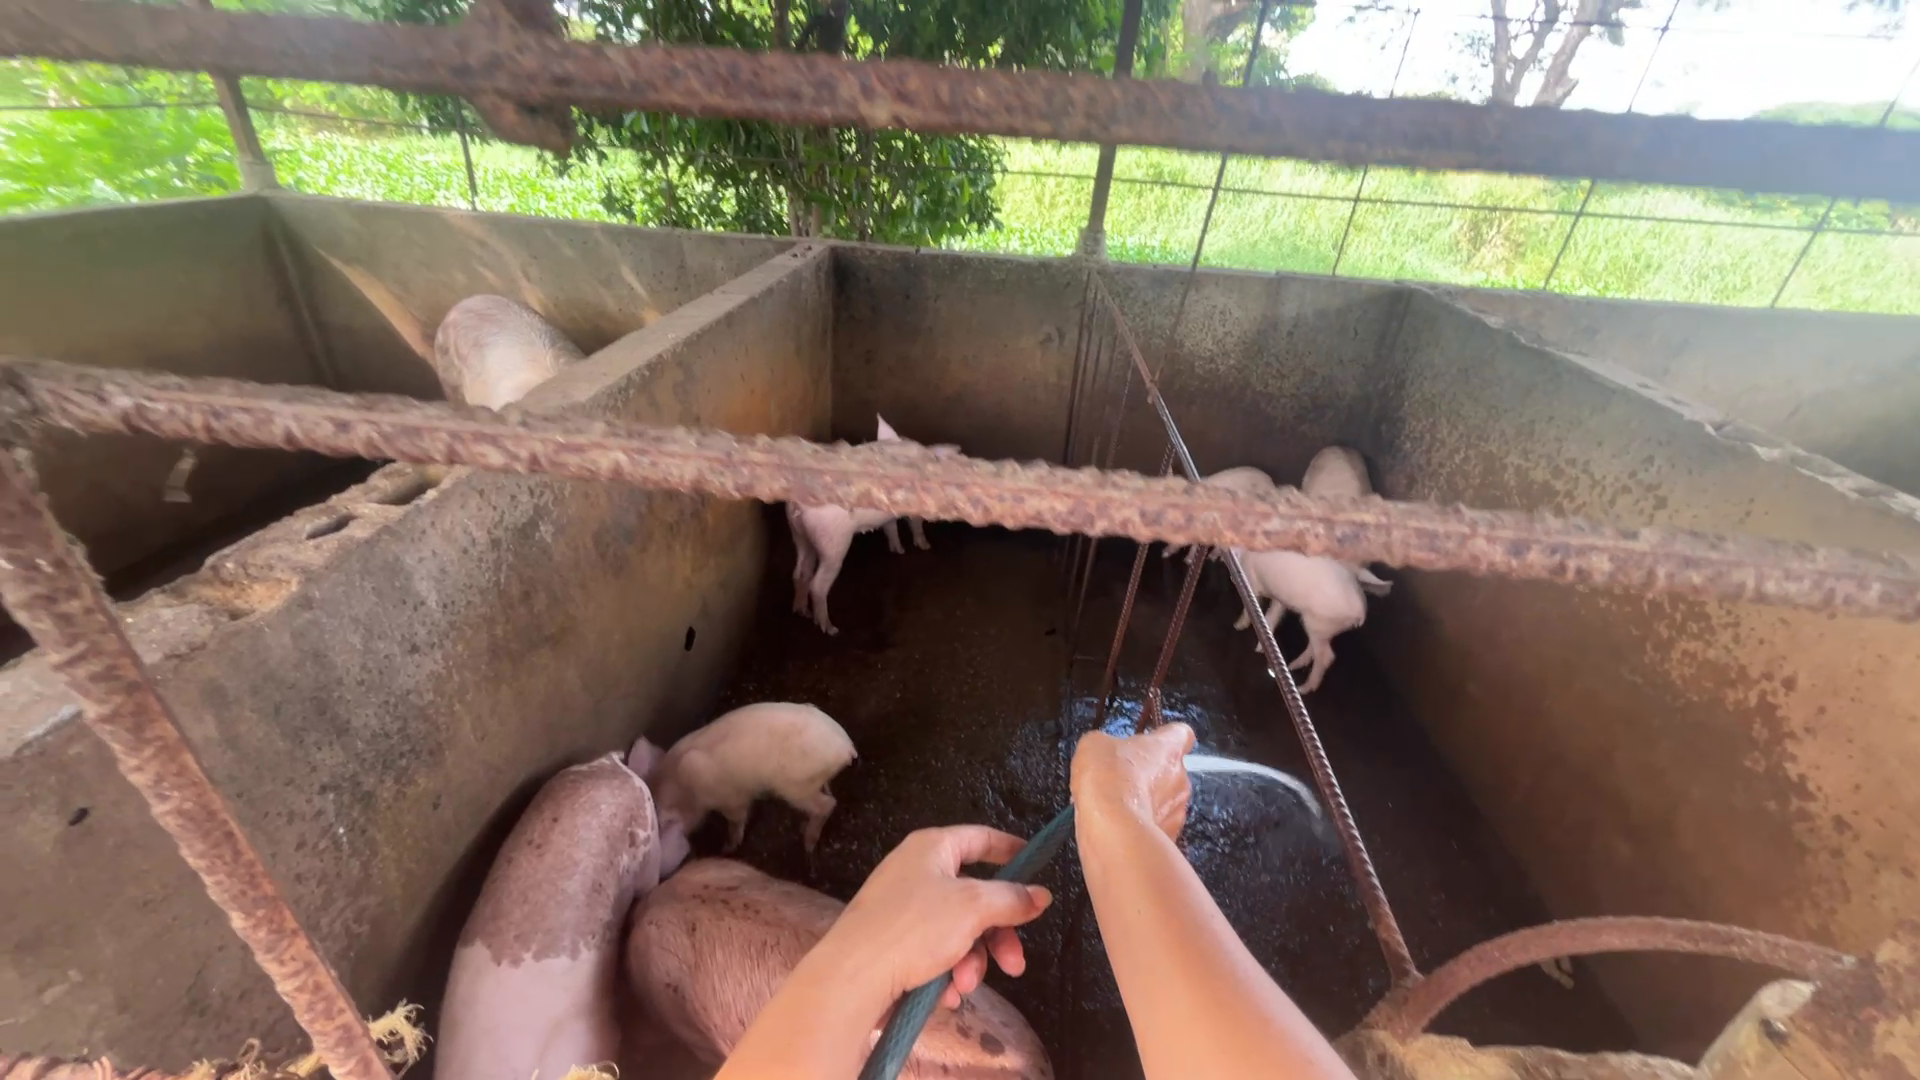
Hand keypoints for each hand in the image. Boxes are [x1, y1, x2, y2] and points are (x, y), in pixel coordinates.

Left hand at [817, 826, 1052, 1008]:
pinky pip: (934, 949)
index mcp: (933, 847)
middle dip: (997, 933)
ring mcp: (903, 906)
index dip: (1010, 849)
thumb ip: (1011, 899)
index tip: (1036, 865)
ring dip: (972, 960)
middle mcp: (917, 869)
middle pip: (974, 894)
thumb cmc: (915, 927)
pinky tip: (945, 994)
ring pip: (958, 928)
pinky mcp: (894, 940)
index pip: (980, 837)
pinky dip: (946, 970)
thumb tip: (1040, 894)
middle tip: (1014, 963)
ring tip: (965, 985)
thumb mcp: (972, 907)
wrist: (853, 976)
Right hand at [1072, 723, 1194, 840]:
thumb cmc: (1107, 776)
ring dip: (1147, 801)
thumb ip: (1108, 745)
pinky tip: (1120, 827)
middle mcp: (1181, 778)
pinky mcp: (1170, 838)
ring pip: (1165, 801)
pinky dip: (1142, 826)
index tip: (1152, 741)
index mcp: (1168, 748)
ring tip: (1117, 807)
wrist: (1112, 828)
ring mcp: (1178, 811)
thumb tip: (1109, 754)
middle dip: (1150, 773)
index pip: (1182, 733)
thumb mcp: (1094, 745)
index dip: (1166, 736)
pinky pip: (1157, 826)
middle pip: (1171, 770)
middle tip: (1123, 778)